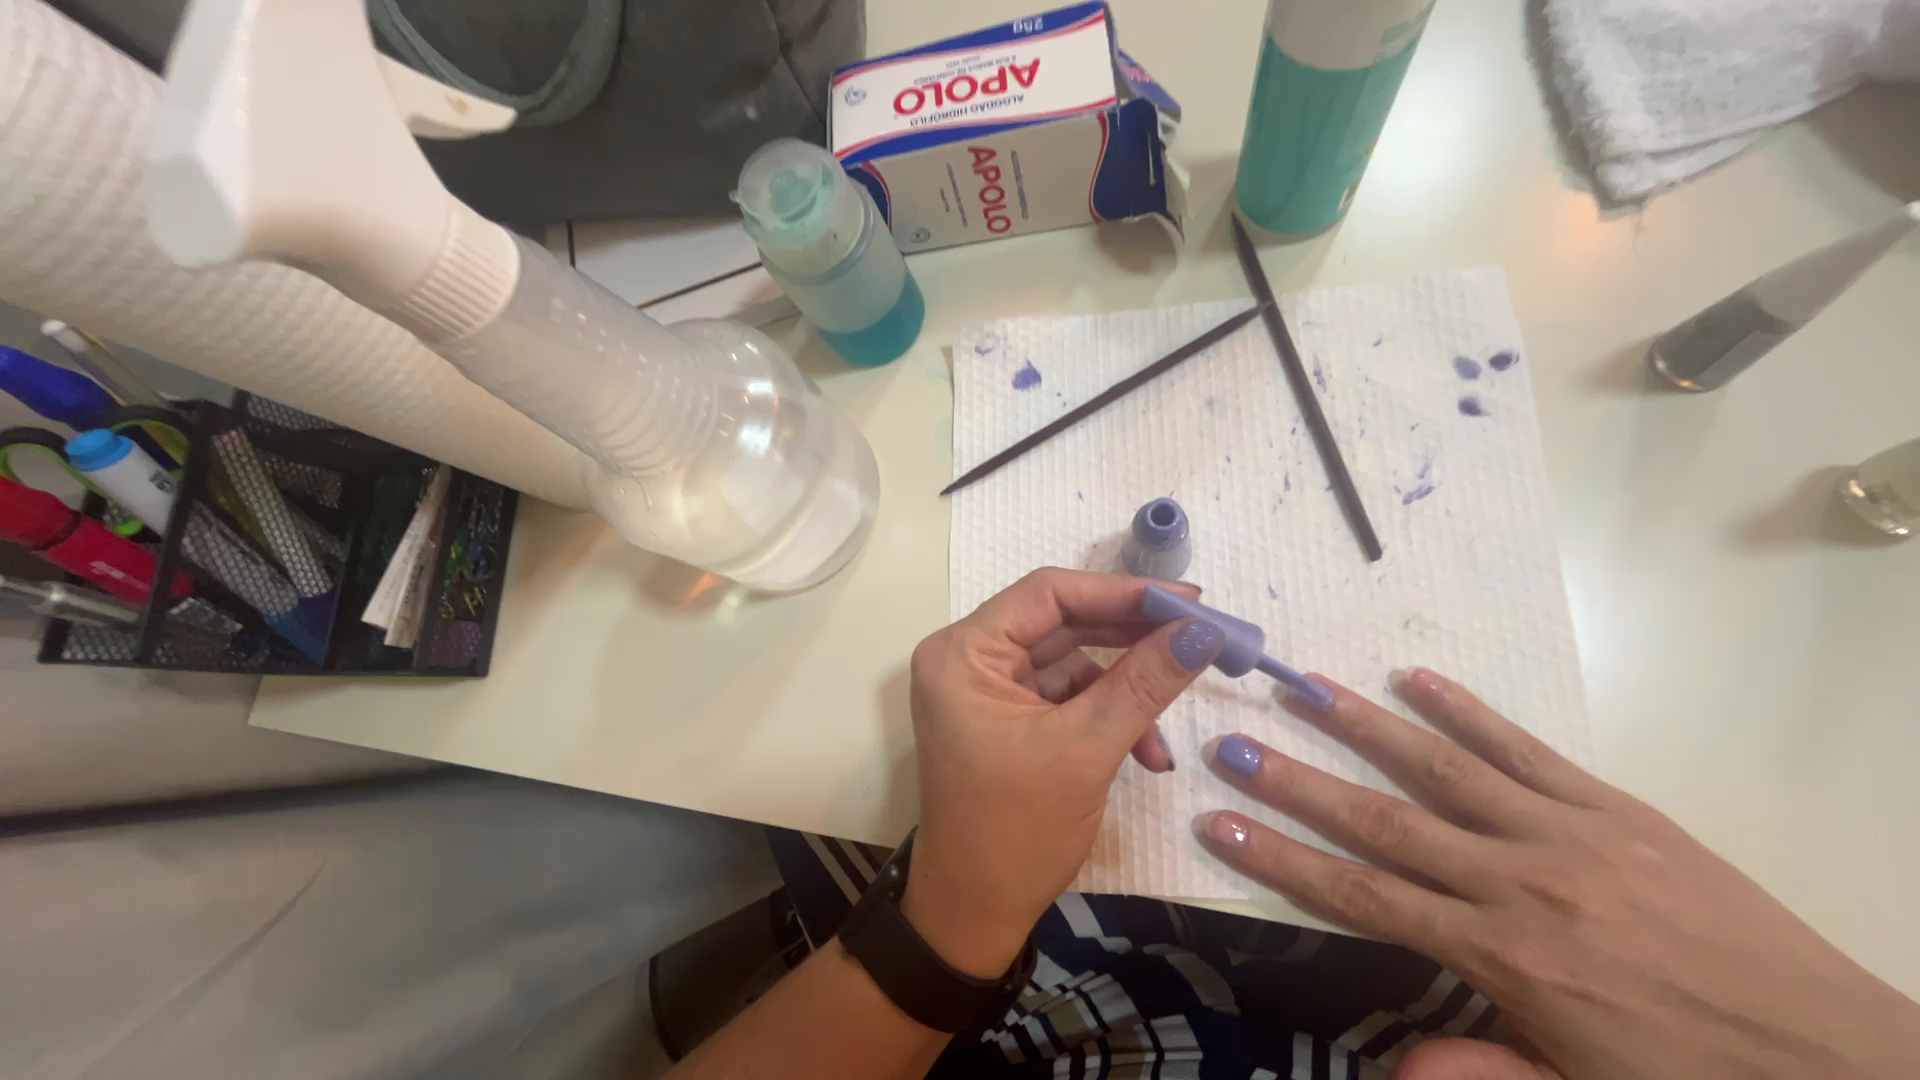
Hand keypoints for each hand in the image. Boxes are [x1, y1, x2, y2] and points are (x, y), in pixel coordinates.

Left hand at [901, 568, 1223, 976]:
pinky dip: (1110, 714)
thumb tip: (1204, 629)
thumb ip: (1145, 682)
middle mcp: (969, 658)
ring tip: (1173, 713)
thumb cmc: (1016, 831)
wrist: (976, 913)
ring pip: (1072, 659)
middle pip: (1062, 622)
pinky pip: (1069, 694)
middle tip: (1200, 634)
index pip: (1048, 594)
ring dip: (1127, 687)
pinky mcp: (1010, 715)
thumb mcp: (1086, 750)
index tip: (1189, 599)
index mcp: (963, 653)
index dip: (1121, 591)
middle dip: (1132, 635)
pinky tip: (1148, 751)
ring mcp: (989, 687)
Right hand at [1198, 668, 1919, 1079]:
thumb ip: (1483, 1071)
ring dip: (1363, 726)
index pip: (1362, 898)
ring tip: (1303, 686)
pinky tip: (1417, 676)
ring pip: (1441, 768)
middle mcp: (1516, 882)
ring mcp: (1563, 833)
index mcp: (1501, 956)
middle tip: (1234, 742)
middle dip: (1297, 783)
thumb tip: (1389, 1067)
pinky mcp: (1612, 808)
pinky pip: (1525, 749)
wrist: (1851, 1064)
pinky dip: (1467, 711)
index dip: (1283, 862)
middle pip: (1381, 822)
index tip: (1222, 825)